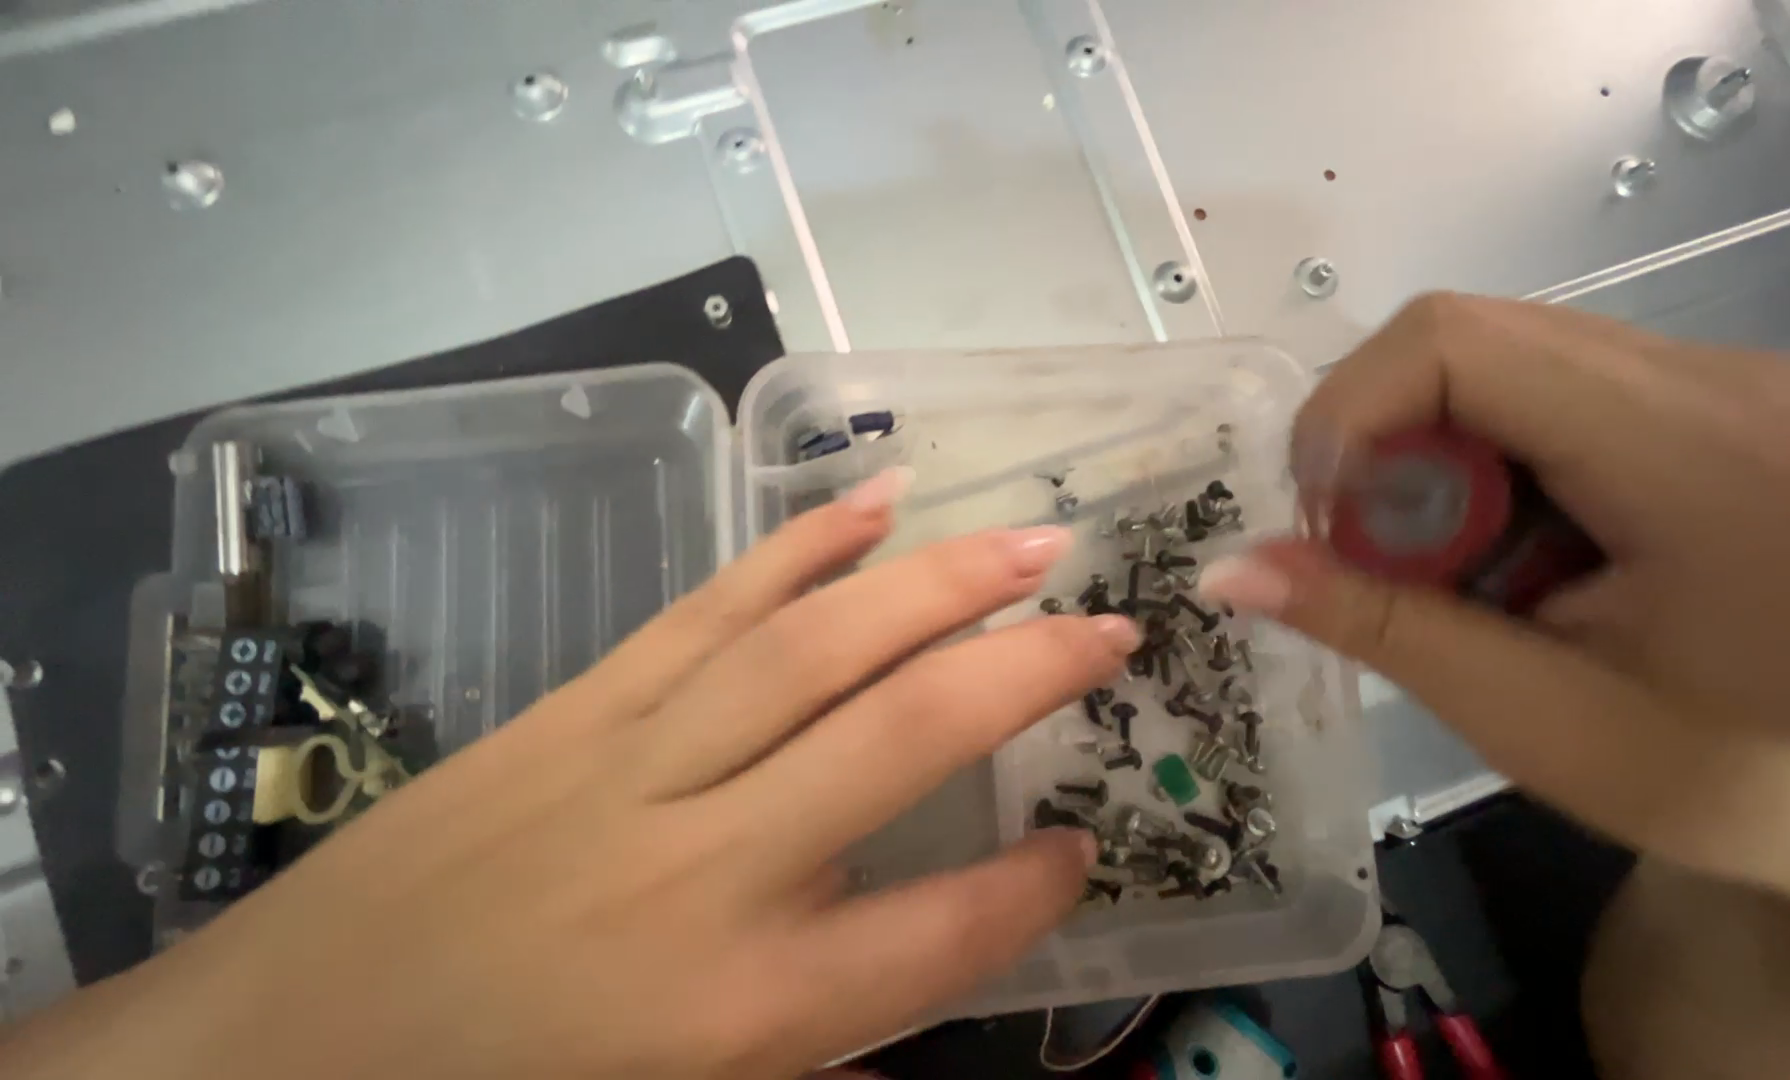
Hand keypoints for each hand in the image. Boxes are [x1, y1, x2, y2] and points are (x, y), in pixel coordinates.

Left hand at [4, 469, 1138, 1079]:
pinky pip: (718, 607)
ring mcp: (641, 759)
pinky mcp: (586, 703)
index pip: (946, 937)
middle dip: (1027, 674)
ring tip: (1026, 543)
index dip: (1034, 888)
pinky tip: (875, 501)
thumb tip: (940, 935)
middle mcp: (712, 864)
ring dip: (938, 584)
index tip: (1084, 841)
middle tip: (1112, 625)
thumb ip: (828, 1026)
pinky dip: (804, 547)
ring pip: (819, 645)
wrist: (266, 1064)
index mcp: (745, 1008)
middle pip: (903, 735)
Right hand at [1198, 294, 1789, 941]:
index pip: (1448, 340)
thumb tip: (1224, 571)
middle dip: (1375, 447)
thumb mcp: (1533, 718)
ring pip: (1479, 363)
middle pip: (1455, 341)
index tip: (1325, 528)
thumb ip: (1372, 626)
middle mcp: (1702, 374)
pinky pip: (1523, 393)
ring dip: (1417, 460)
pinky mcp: (1693, 406)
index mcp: (1687, 442)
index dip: (1345, 416)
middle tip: (1374, 562)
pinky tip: (1497, 549)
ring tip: (1443, 570)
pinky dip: (1465, 463)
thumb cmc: (1741, 779)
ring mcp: (1705, 382)